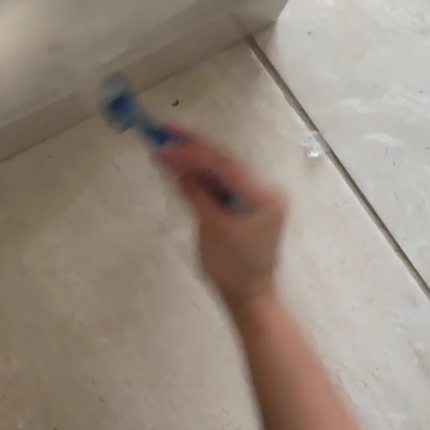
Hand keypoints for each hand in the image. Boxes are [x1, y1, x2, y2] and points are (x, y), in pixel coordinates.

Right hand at [155, 122, 288, 309]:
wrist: (250, 297)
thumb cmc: (232, 267)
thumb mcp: (211, 227)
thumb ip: (195, 192)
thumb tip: (175, 164)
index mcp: (262, 195)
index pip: (222, 164)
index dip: (191, 150)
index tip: (165, 140)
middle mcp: (264, 190)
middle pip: (223, 162)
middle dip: (192, 148)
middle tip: (164, 133)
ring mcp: (257, 198)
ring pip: (221, 171)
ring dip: (194, 161)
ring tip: (167, 147)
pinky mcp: (247, 206)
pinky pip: (222, 184)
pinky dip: (201, 177)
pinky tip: (182, 168)